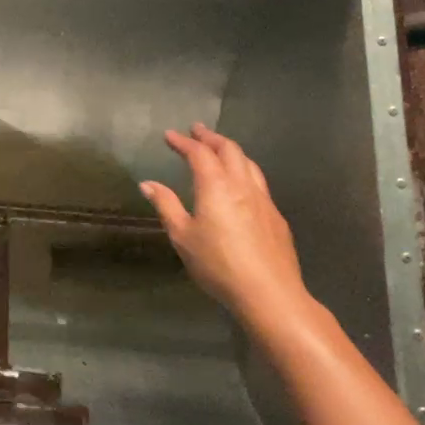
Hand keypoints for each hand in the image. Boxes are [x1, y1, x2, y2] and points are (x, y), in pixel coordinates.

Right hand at [141, 123, 310, 325]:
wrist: (270, 293)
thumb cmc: (218, 264)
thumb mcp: (182, 236)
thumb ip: (166, 206)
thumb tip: (148, 184)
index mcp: (216, 186)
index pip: (199, 153)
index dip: (183, 141)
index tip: (169, 135)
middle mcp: (242, 185)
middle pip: (229, 150)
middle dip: (211, 138)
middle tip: (196, 131)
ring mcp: (264, 200)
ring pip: (249, 164)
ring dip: (231, 151)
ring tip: (219, 150)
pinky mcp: (276, 217)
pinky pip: (259, 183)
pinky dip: (245, 171)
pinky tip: (240, 185)